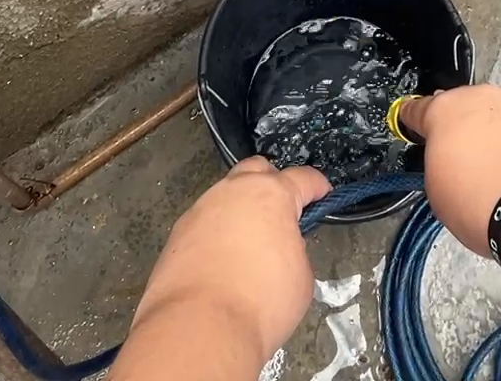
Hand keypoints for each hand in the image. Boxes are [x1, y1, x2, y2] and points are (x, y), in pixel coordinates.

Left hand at [122, 157, 331, 373]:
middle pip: (257, 170)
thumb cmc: (258, 304)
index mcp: (272, 194)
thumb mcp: (301, 277)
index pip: (302, 178)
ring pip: (226, 195)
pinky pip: (204, 222)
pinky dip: (216, 233)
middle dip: (272, 183)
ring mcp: (202, 208)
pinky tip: (221, 261)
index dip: (316, 185)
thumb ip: (295, 248)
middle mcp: (235, 191)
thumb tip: (282, 248)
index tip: (322, 191)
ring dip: (240, 209)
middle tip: (280, 211)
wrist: (199, 330)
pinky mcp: (178, 233)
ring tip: (248, 242)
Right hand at [397, 85, 500, 255]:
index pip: (418, 108)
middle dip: (464, 129)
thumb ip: (439, 163)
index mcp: (443, 112)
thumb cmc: (480, 202)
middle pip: (464, 108)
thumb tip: (451, 164)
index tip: (414, 124)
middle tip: (470, 162)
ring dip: (499, 134)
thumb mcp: (438, 191)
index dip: (414, 118)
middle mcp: (480, 98)